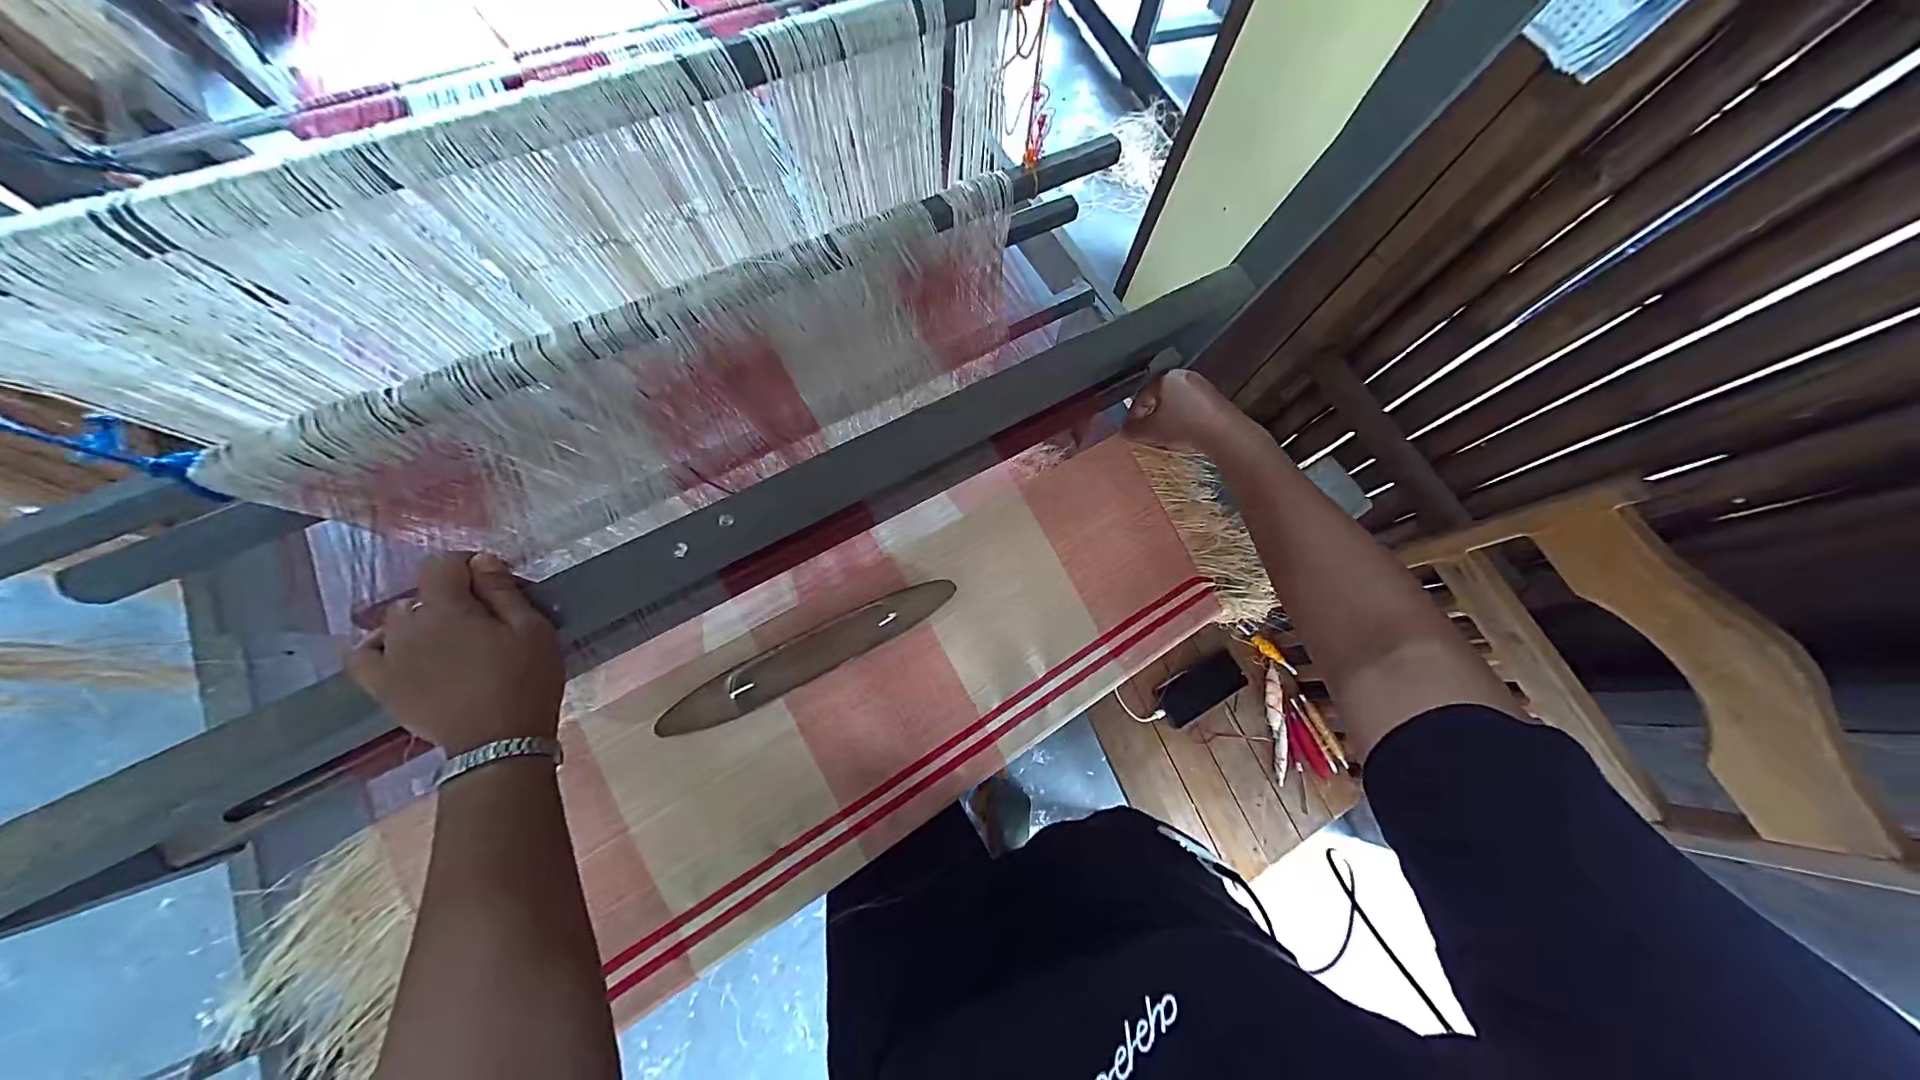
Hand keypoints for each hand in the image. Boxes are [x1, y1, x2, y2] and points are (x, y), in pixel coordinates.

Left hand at [349, 552, 564, 754]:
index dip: (468, 567)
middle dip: (449, 597)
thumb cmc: (526, 680)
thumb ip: (502, 591)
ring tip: (451, 640)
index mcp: (445, 610)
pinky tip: (403, 652)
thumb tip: (480, 560)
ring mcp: (388, 659)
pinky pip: (363, 656)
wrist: (500, 741)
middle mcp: (407, 628)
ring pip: (395, 621)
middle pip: (419, 594)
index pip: (441, 564)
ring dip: (421, 621)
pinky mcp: (382, 687)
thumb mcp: (532, 629)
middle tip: (484, 619)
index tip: (494, 584)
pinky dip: (380, 647)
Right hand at [1123, 369, 1263, 452]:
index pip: (1140, 397)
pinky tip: (1182, 433)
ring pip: (1174, 403)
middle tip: (1146, 434)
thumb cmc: (1182, 426)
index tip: (1130, 432)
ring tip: (1163, 436)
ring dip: (1166, 418)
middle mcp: (1182, 376)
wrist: (1223, 433)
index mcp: (1164, 378)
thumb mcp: (1151, 431)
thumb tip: (1124, 431)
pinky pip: (1190, 407)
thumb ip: (1133, 430)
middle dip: (1150, 416)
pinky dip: (1182, 419)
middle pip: (1158, 397)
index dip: (1132, 417)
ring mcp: (1200, 386)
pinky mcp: (1213, 398)